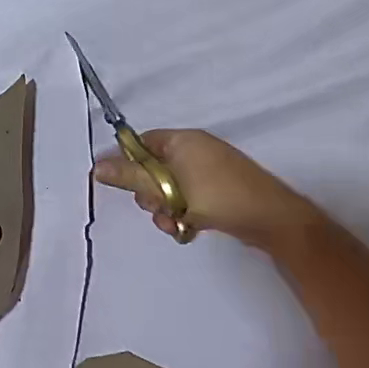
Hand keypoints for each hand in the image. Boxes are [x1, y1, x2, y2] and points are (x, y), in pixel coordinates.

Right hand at [93, 129, 324, 249]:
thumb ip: (130, 176)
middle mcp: (194, 150)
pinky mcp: (216, 192)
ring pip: (168, 189)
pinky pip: (186, 199)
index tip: (125, 185)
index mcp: (182, 139)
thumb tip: (96, 167)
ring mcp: (207, 172)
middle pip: (152, 169)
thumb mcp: (167, 186)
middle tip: (158, 206)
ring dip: (164, 208)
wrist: (272, 220)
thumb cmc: (217, 195)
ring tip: (175, 222)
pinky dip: (181, 213)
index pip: (140, 144)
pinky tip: (186, 228)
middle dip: (149, 193)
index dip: (129, 164)